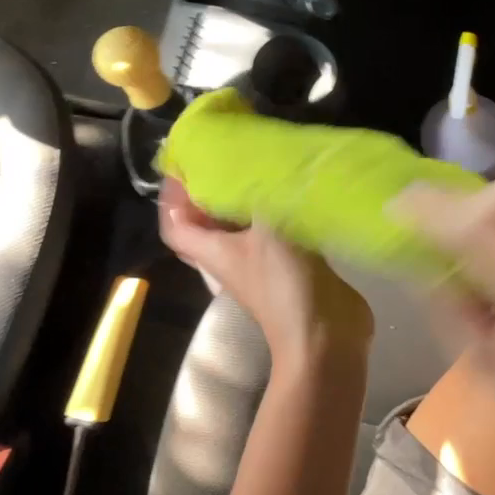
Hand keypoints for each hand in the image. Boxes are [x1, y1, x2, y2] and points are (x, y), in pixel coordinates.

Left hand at [160, 178, 373, 369]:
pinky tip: (295, 195)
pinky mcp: (291, 268)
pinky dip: (277, 214)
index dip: (171, 197)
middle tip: (223, 158)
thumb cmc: (284, 280)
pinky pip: (275, 235)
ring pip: (242, 229)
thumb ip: (261, 192)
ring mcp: (261, 266)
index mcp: (212, 252)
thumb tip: (260, 161)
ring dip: (245, 203)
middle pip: (207, 226)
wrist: (323, 336)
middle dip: (209, 193)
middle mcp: (231, 260)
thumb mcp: (269, 227)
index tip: (183, 163)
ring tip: (259, 168)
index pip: (176, 225)